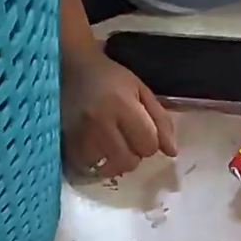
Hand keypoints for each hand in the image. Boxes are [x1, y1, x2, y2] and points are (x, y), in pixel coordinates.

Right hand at [61, 47, 177, 178]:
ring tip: (111, 145)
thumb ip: (160, 121)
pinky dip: (96, 163)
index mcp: (123, 106)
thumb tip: (172, 152)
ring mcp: (82, 138)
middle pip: (129, 161)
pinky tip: (96, 150)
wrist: (71, 71)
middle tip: (127, 140)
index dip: (150, 142)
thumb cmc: (110, 79)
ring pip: (110, 168)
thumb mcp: (141, 91)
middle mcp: (102, 124)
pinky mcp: (68, 146)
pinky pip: (90, 169)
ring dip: (115, 160)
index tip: (142, 132)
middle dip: (134, 154)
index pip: (148, 144)